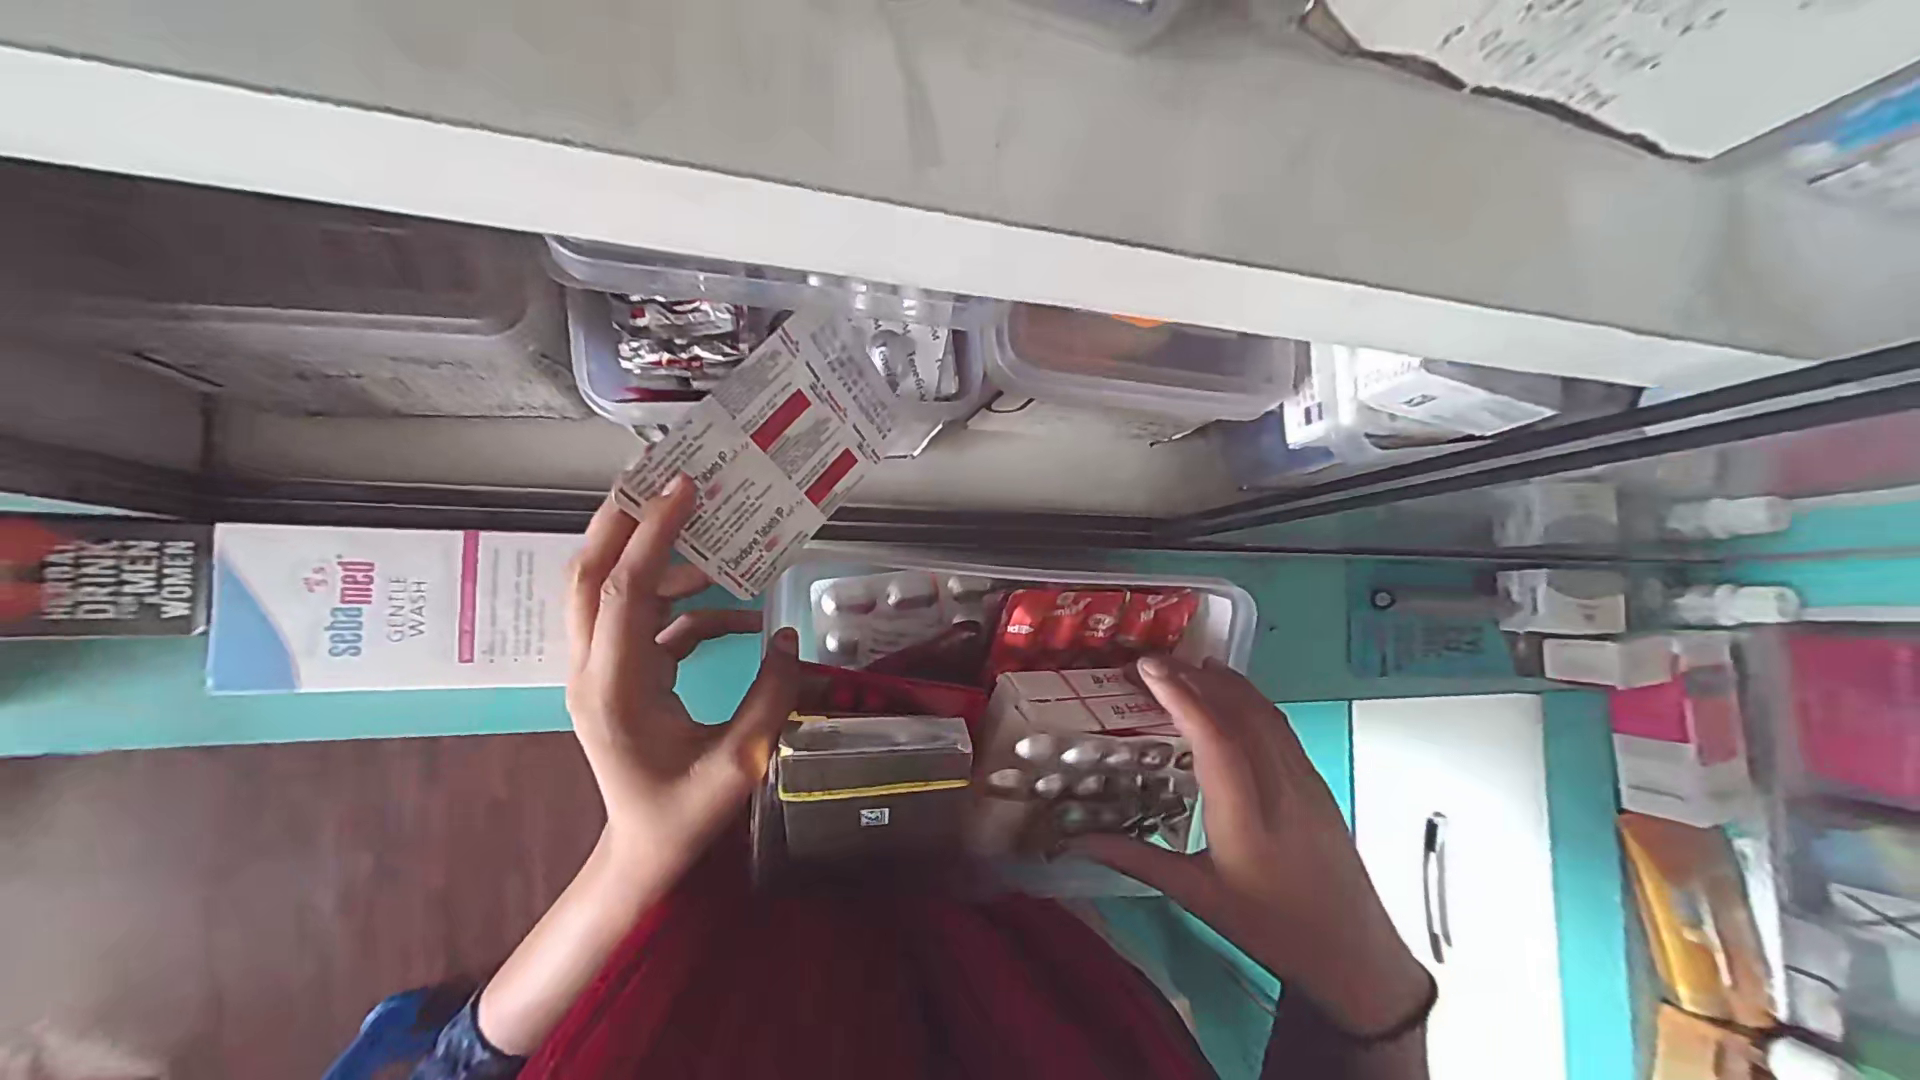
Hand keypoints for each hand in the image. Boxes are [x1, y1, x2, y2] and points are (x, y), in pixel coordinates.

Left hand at [564, 474, 798, 886]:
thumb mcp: (741, 760)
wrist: (645, 850)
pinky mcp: (622, 674)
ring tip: (706, 529)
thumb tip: (783, 633)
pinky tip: (737, 615)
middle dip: (621, 520)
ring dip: (654, 555)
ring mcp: (603, 670)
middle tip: (662, 478)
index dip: (653, 535)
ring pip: (610, 590)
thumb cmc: (686, 812)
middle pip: (589, 575)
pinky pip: (648, 620)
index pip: (624, 593)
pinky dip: (688, 605)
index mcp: (615, 689)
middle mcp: (594, 670)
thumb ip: (771, 694)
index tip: (684, 488)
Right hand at [1071, 655, 1430, 1034]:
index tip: (1148, 668)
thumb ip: (1137, 859)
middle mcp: (1279, 787)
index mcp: (1246, 817)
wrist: (1354, 953)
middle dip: (1194, 678)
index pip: (1215, 739)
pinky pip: (1278, 724)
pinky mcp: (1314, 779)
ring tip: (1185, 664)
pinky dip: (1248, 697)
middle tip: (1152, 662)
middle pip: (1238, 713)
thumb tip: (1078, 839)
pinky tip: (1229, 691)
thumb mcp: (1198, 898)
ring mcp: (1303, 779)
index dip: (1180, 696)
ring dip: (1222, 681)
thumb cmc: (1270, 927)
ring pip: (1262, 712)